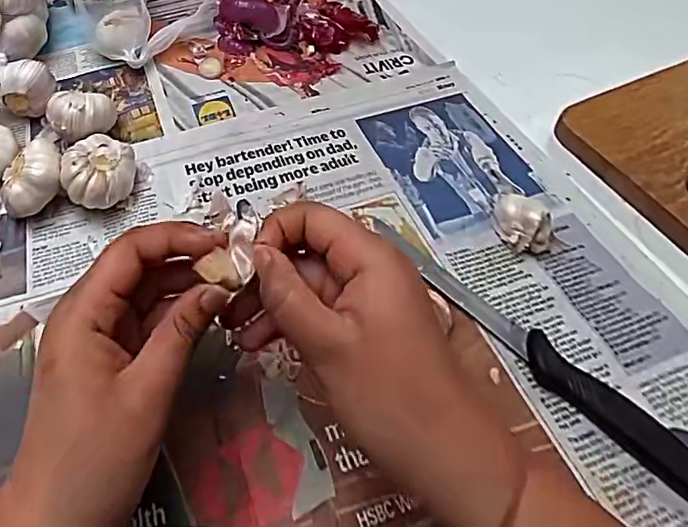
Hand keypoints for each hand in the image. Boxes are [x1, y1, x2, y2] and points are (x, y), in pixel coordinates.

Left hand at [0, 222, 227, 526]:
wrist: (55, 517)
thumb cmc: (90, 460)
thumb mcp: (145, 395)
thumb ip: (180, 334)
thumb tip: (214, 287)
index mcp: (81, 309)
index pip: (128, 250)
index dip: (174, 238)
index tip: (217, 242)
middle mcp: (84, 312)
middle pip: (136, 266)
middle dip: (183, 258)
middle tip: (231, 262)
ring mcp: (95, 333)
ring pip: (142, 292)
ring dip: (182, 284)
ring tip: (226, 283)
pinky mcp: (106, 355)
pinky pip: (142, 321)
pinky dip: (173, 314)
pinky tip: (204, 312)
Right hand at [226, 202, 529, 526]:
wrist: (459, 471)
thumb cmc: (397, 403)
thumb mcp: (328, 344)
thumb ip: (285, 292)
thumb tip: (253, 251)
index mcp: (370, 259)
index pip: (308, 216)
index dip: (271, 232)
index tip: (244, 265)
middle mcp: (368, 269)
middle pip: (302, 249)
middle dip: (263, 272)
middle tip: (229, 298)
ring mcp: (365, 299)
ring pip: (303, 280)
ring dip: (268, 300)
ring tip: (236, 326)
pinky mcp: (361, 327)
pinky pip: (314, 308)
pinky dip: (286, 320)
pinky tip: (257, 340)